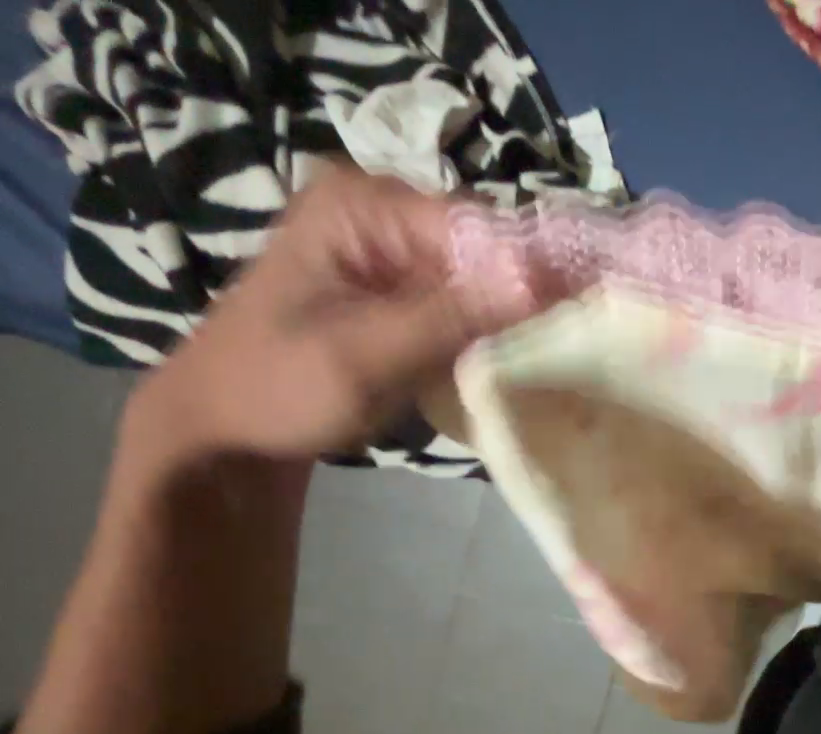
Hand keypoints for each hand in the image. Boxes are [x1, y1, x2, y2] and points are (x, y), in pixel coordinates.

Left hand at [130, 165, 536, 460]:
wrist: (228, 428)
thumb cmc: (281, 386)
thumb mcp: (367, 352)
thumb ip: (454, 314)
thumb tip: (545, 283)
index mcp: (362, 205)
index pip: (482, 227)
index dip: (535, 272)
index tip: (581, 322)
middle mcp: (386, 212)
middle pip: (494, 246)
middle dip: (532, 293)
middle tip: (569, 346)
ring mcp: (399, 250)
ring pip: (494, 276)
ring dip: (522, 317)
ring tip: (554, 355)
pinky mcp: (410, 288)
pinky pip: (478, 299)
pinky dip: (501, 329)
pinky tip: (520, 357)